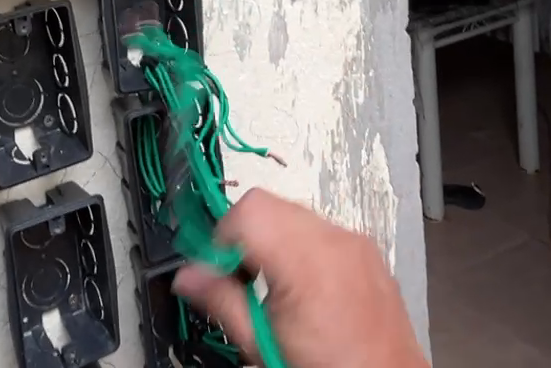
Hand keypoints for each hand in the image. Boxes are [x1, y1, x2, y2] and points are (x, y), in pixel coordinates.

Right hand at [173, 189, 426, 367]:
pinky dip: (301, 245)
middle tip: (240, 279)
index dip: (223, 235)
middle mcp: (333, 239)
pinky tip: (302, 286)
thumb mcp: (263, 346)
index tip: (217, 268)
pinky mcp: (366, 249)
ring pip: (292, 213)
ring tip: (271, 286)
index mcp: (305, 260)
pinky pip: (320, 228)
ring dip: (272, 238)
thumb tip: (184, 276)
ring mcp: (354, 241)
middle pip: (268, 205)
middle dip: (245, 235)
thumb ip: (222, 301)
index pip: (248, 209)